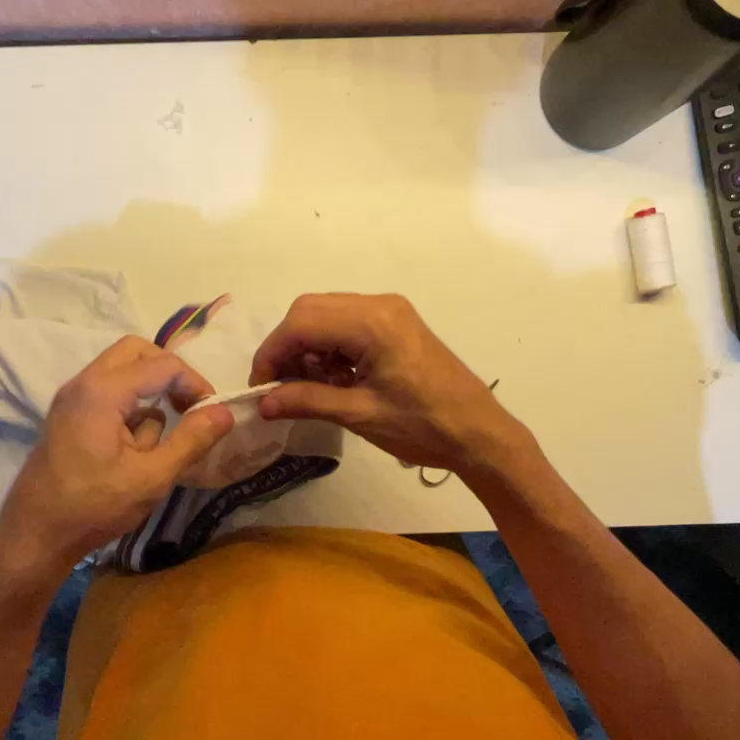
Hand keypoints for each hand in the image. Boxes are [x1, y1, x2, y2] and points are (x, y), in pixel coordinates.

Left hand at [0, 337, 233, 578]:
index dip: (195, 383)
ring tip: (158, 442)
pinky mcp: (68, 416)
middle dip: (170, 375)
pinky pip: (108, 394)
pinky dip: (130, 408)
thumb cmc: (94, 506)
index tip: (211, 414)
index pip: (163, 364)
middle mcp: (83, 383)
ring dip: (149, 394)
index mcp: (103, 391)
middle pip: (137, 352)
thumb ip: (191, 440)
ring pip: (122, 372)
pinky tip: (134, 450)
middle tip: (188, 408)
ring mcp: (72, 398)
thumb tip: (224, 412)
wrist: (36, 535)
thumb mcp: (152, 477)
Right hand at [250, 293, 528, 474]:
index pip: (301, 323)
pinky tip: (332, 380)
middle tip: (279, 388)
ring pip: (327, 316)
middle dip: (287, 347)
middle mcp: (379, 305)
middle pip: (310, 311)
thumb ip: (307, 402)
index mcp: (372, 322)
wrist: (479, 433)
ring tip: (307, 389)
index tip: (260, 388)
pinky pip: (347, 325)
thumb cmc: (423, 426)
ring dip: (308, 348)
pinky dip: (330, 348)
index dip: (272, 353)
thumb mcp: (360, 415)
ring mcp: (390, 312)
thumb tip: (263, 402)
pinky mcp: (396, 325)